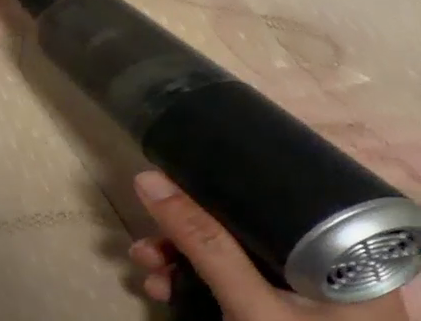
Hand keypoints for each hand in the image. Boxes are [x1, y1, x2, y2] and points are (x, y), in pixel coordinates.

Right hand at [132, 171, 417, 318]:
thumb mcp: (252, 308)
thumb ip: (204, 245)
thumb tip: (147, 178)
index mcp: (341, 262)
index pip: (268, 204)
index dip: (211, 194)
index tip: (162, 197)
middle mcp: (326, 273)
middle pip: (240, 233)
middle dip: (180, 237)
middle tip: (144, 247)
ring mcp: (308, 299)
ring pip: (229, 258)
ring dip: (177, 261)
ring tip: (146, 272)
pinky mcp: (286, 316)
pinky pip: (233, 283)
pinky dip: (195, 282)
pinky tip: (166, 290)